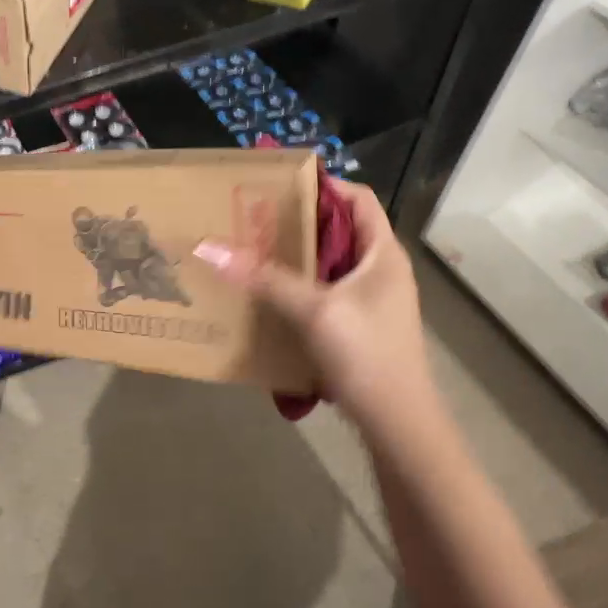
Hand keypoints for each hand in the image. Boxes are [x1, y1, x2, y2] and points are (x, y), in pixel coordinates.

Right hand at [193, 181, 437, 434]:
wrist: (399, 425)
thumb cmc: (367, 355)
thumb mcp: (313, 310)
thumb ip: (263, 277)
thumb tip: (208, 246)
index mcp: (383, 254)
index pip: (358, 198)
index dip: (323, 184)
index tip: (276, 183)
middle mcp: (380, 271)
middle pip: (338, 229)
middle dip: (296, 221)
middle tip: (250, 216)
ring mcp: (371, 301)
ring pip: (328, 263)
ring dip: (293, 256)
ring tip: (249, 250)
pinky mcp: (358, 327)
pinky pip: (323, 292)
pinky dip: (296, 287)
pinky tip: (265, 296)